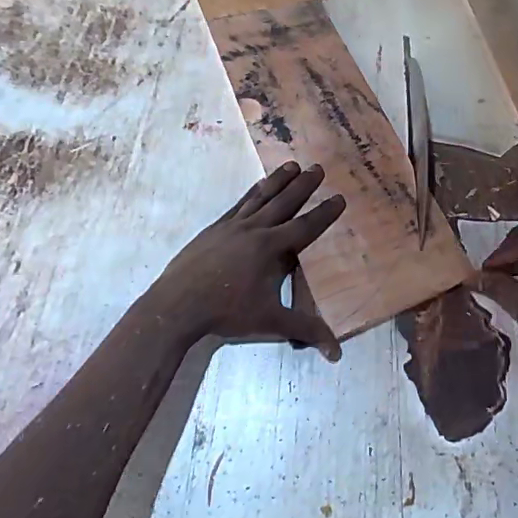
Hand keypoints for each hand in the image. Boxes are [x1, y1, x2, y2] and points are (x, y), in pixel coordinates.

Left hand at [144, 162, 346, 357]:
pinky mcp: (214, 229)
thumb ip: (305, 330)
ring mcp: (231, 226)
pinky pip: (239, 205)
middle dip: (303, 185)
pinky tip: (256, 187)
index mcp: (271, 248)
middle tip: (318, 168)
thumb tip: (336, 352)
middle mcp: (254, 230)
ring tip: (291, 165)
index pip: (305, 226)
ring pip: (260, 197)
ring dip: (278, 181)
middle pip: (284, 202)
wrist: (178, 304)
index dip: (324, 213)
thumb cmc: (227, 312)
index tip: (339, 198)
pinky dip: (251, 194)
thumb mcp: (270, 322)